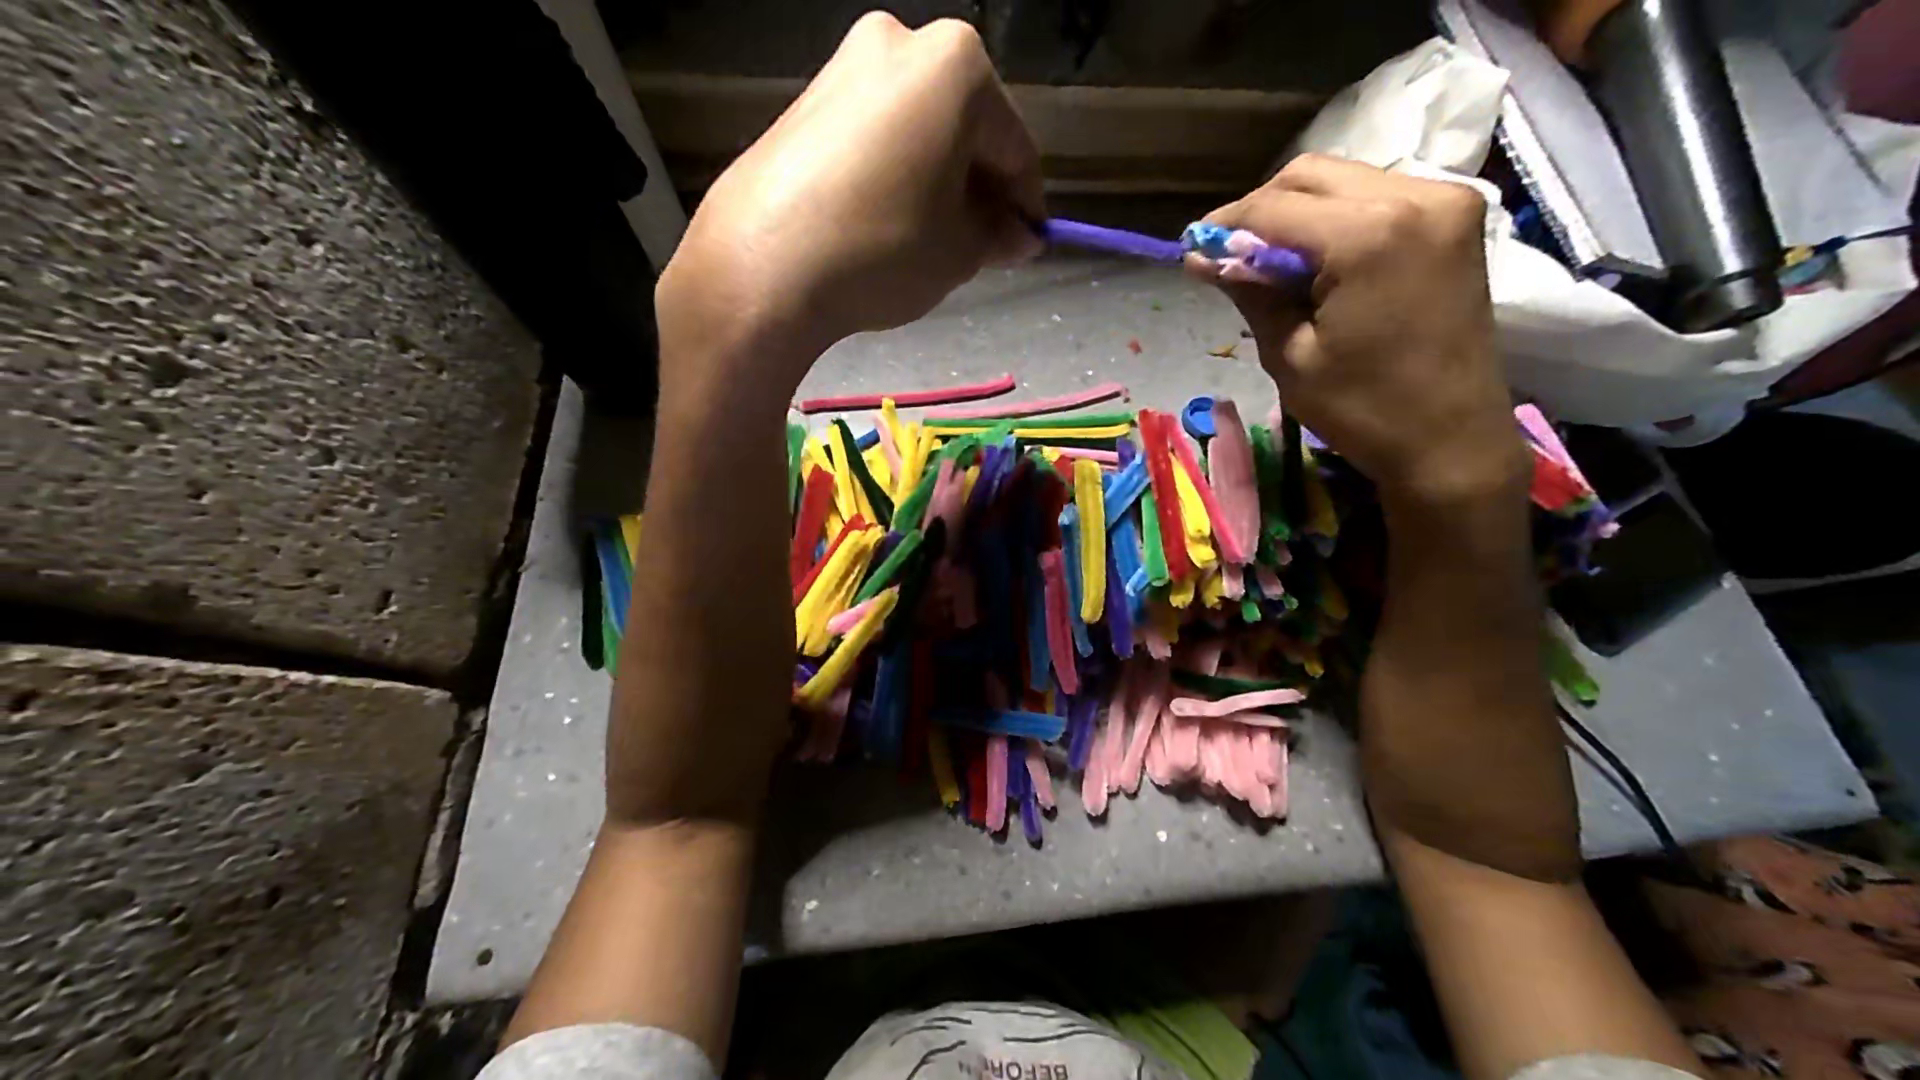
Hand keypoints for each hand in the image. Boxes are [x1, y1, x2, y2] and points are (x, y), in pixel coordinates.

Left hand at [655, 12, 1043, 391]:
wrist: (762, 266)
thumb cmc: (882, 250)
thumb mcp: (959, 252)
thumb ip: (998, 236)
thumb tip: (1021, 235)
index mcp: (955, 66)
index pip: (1015, 146)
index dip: (1026, 204)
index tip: (1026, 244)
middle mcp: (899, 43)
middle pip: (964, 128)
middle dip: (978, 188)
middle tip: (980, 246)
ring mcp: (844, 67)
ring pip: (918, 131)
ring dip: (937, 181)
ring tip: (931, 241)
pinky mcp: (805, 102)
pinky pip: (874, 137)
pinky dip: (894, 175)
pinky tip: (888, 223)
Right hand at [1193, 155, 1525, 508]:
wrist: (1451, 440)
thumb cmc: (1363, 410)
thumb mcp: (1290, 356)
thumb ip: (1250, 292)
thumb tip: (1201, 257)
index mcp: (1370, 235)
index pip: (1274, 207)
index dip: (1224, 226)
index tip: (1191, 251)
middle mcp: (1415, 197)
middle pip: (1310, 176)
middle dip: (1260, 211)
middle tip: (1229, 257)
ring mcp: (1444, 202)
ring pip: (1343, 180)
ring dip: (1297, 213)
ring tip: (1269, 263)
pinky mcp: (1455, 219)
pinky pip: (1377, 196)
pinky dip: (1336, 219)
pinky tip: (1316, 260)